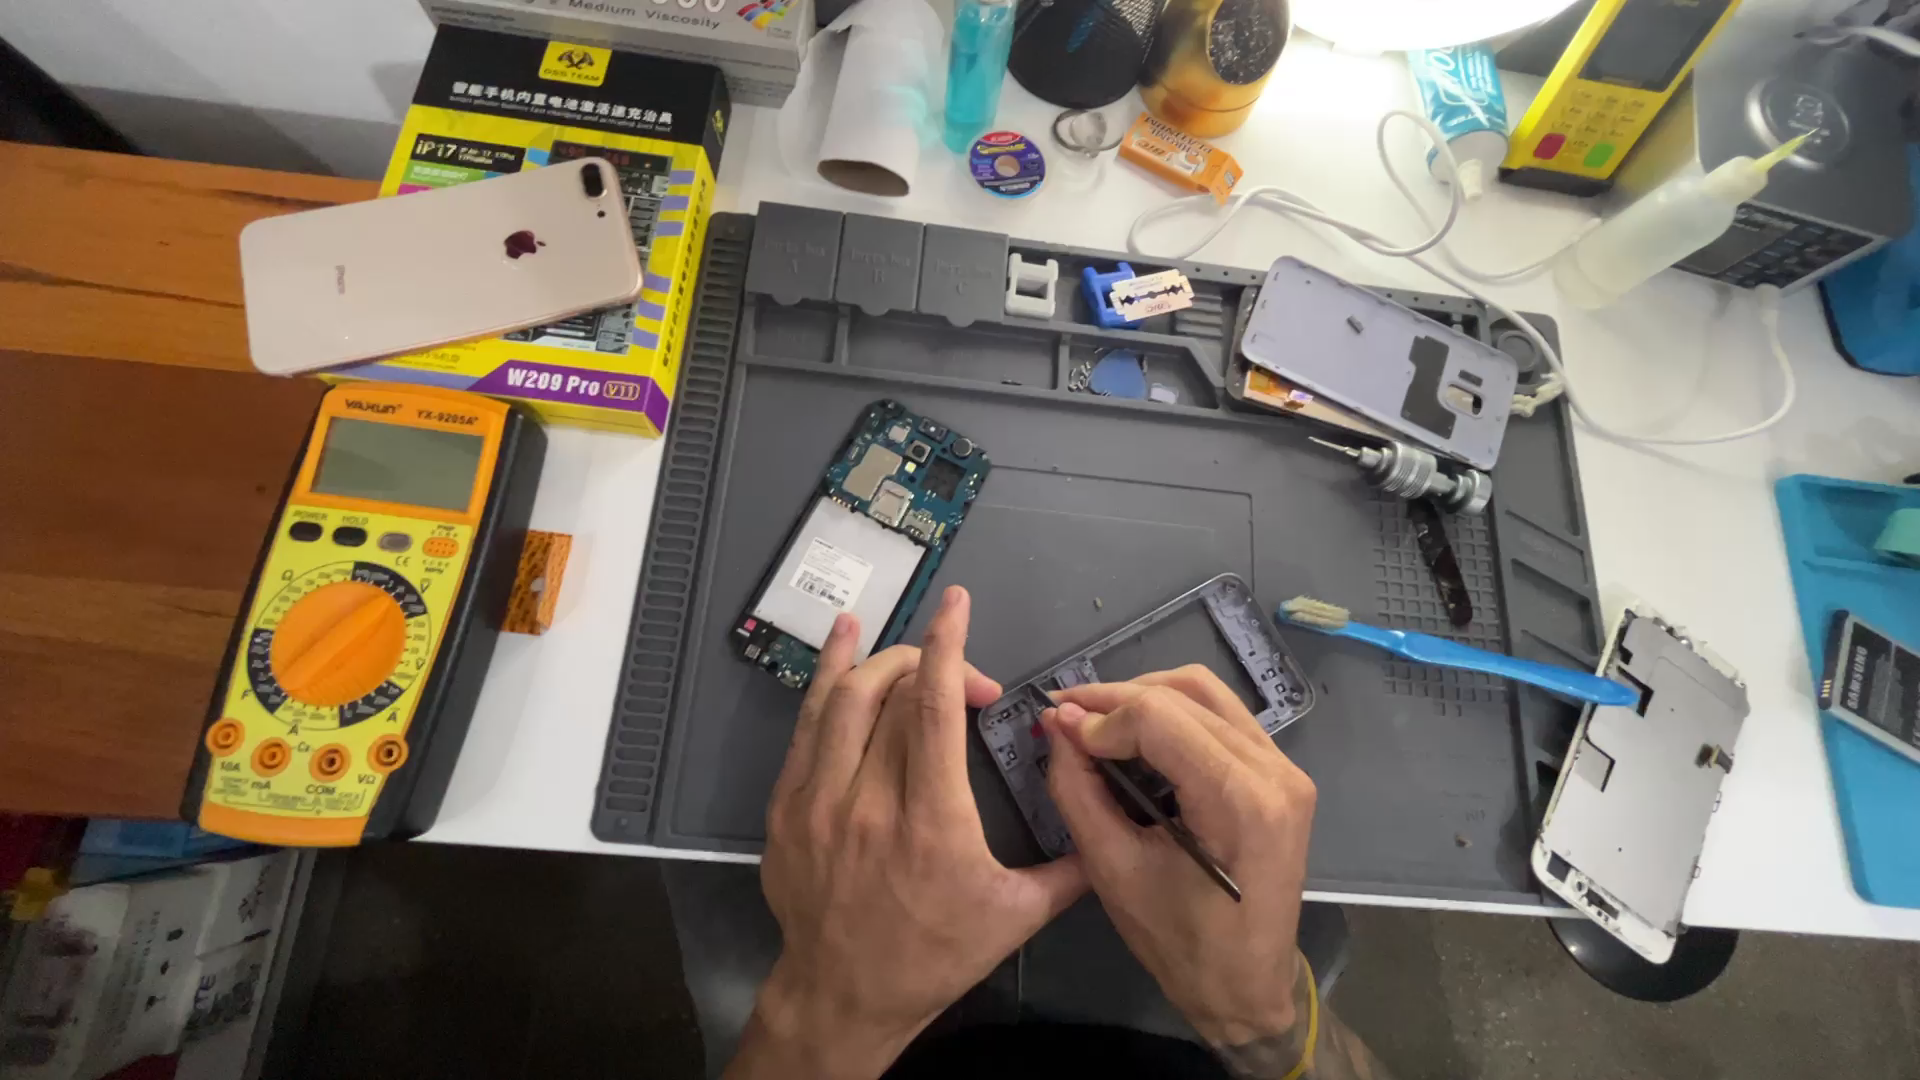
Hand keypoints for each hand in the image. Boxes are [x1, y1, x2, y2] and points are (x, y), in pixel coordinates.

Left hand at [728, 587, 1087, 1079]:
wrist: (841, 996)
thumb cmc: (933, 954)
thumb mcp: (1013, 917)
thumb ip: (1069, 867)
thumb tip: (1108, 822)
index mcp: (930, 820)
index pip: (933, 707)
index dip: (947, 646)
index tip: (957, 604)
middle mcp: (868, 799)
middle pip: (893, 693)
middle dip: (933, 664)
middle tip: (966, 683)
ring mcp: (816, 798)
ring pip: (845, 696)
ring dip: (882, 659)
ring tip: (911, 647)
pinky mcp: (786, 803)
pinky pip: (805, 722)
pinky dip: (826, 672)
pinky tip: (843, 638)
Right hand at [1042, 666, 1316, 1049]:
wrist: (1248, 988)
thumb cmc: (1178, 941)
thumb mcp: (1110, 866)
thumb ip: (1076, 787)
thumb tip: (1058, 722)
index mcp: (1240, 801)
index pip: (1158, 716)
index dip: (1100, 716)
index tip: (1059, 731)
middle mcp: (1273, 770)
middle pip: (1180, 693)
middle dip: (1113, 698)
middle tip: (1066, 715)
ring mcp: (1284, 766)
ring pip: (1203, 690)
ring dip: (1143, 695)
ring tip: (1098, 720)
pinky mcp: (1280, 770)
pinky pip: (1219, 712)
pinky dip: (1171, 710)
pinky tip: (1137, 733)